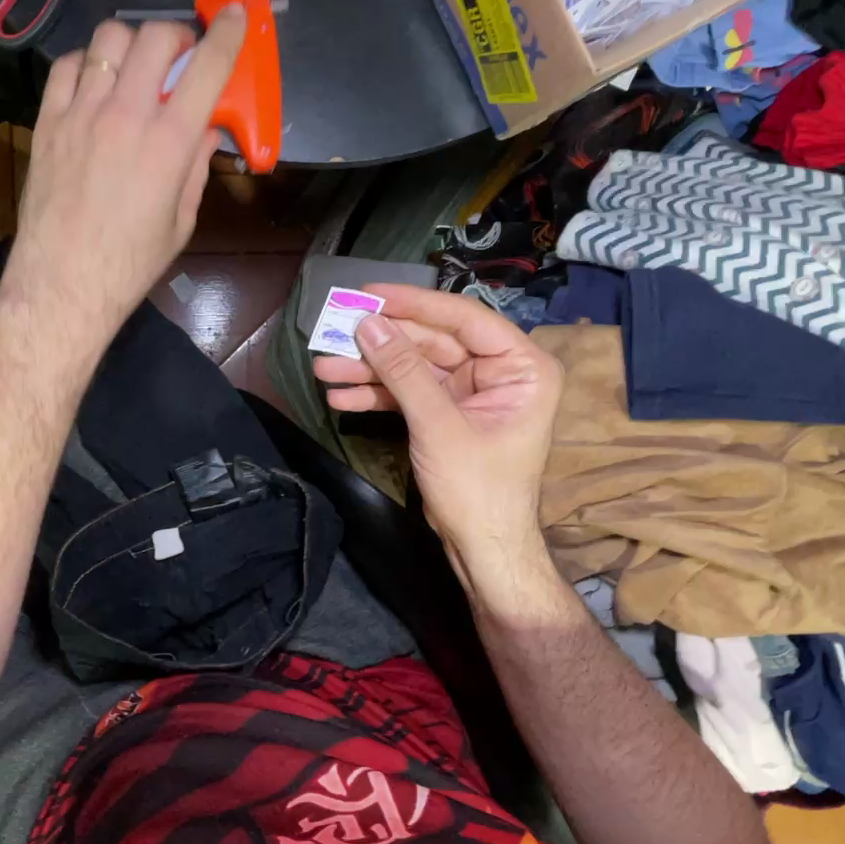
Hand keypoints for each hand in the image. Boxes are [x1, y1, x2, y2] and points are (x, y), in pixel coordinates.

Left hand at [0, 10, 246, 347]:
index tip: (235, 17)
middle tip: (179, 57)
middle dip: (175, 35)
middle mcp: (126, 116)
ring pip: (108, 40)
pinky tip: (96, 84)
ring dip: (131, 43)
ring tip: (134, 67)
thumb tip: (206, 132)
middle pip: (153, 37)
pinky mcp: (48, 122)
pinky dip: (89, 63)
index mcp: (169, 144)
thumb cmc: (130, 264)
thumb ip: (196, 169)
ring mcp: (81, 114)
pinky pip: (68, 66)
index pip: (206, 68)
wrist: (64, 283)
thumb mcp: (180, 223)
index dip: (227, 35)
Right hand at [312, 284, 563, 592]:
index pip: (463, 318)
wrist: (482, 549)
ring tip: (323, 368)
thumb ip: (403, 371)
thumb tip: (367, 323)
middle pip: (431, 342)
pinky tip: (340, 398)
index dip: (412, 304)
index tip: (367, 293)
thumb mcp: (438, 425)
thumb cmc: (477, 489)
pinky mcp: (447, 415)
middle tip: (333, 332)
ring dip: (368, 371)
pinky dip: (376, 397)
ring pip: (413, 368)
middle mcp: (498, 372)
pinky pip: (408, 394)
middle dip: (380, 344)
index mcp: (521, 366)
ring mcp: (471, 394)